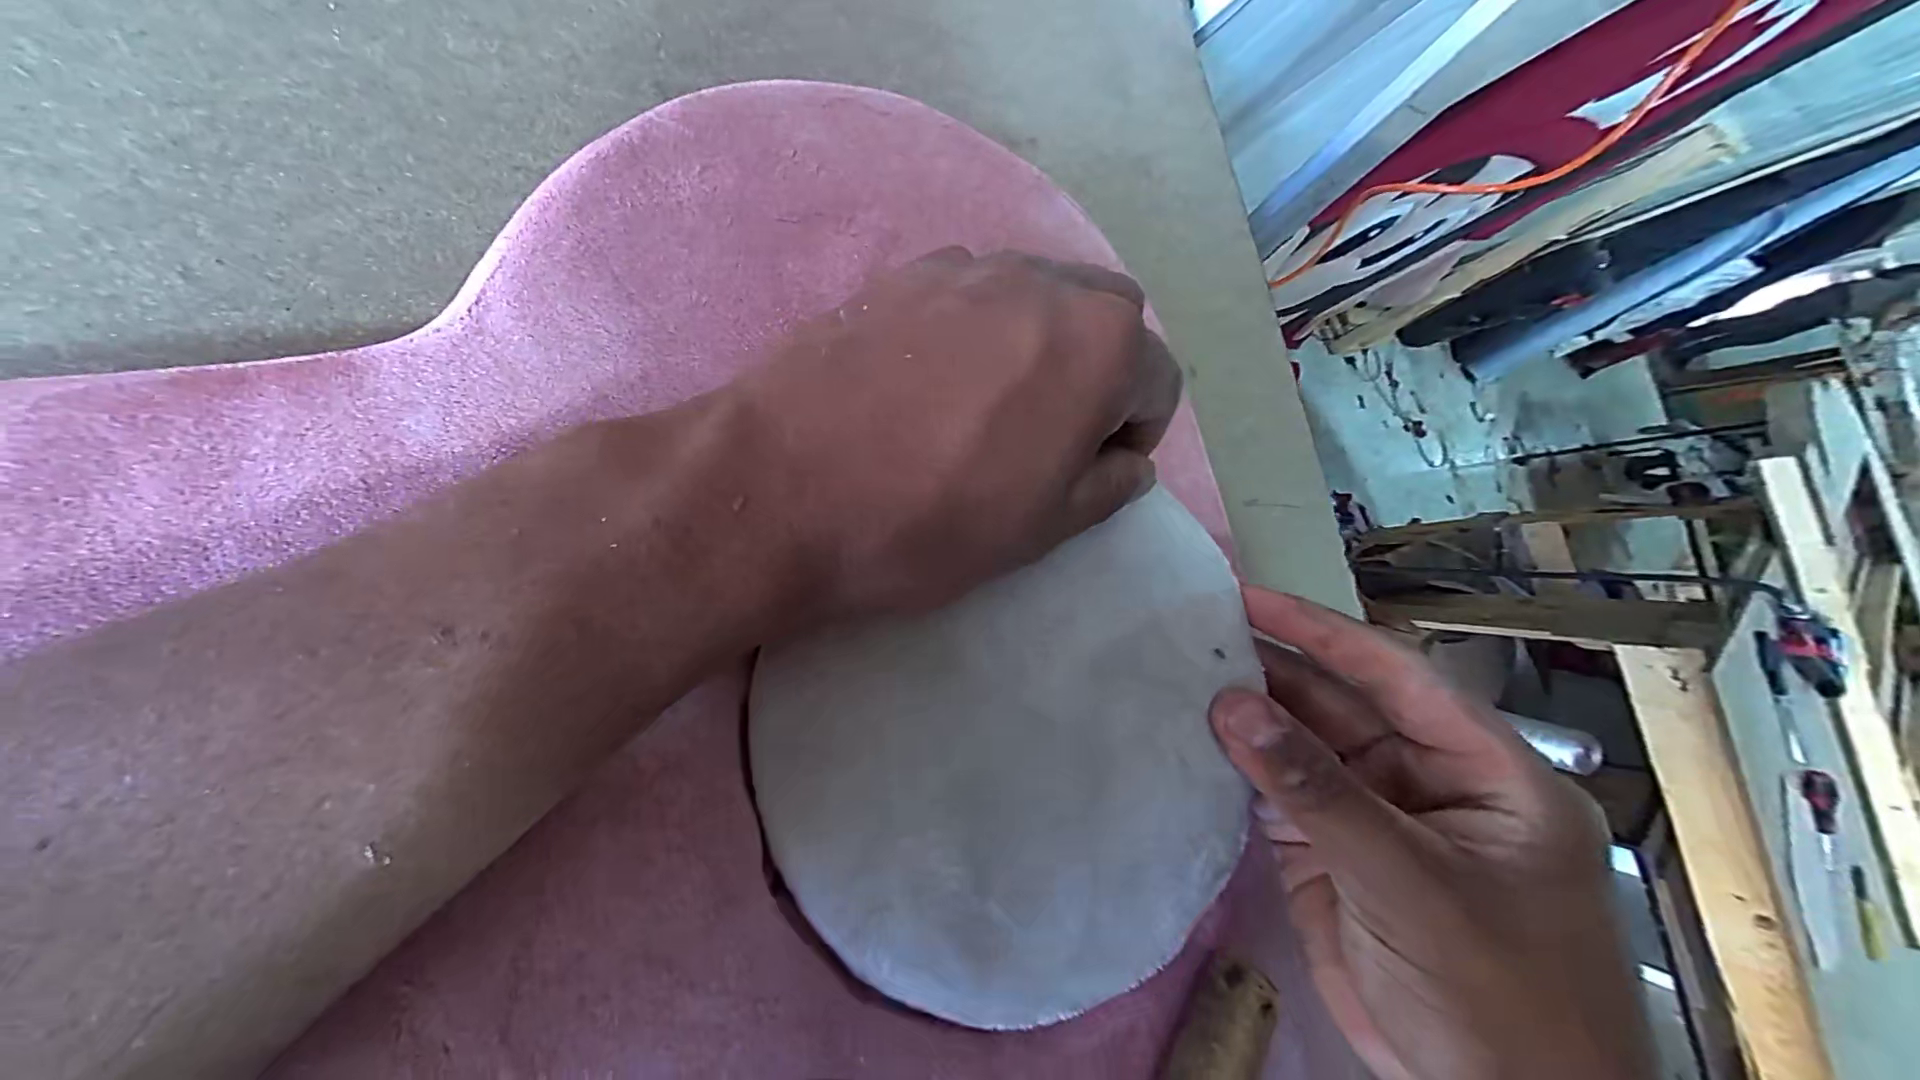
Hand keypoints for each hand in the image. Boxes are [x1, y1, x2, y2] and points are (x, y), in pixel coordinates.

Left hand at [717, 247, 1182, 618]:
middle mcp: (1040, 283)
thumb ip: (1107, 487)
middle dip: (1098, 374)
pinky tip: (928, 384)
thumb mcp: (1042, 529)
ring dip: (1038, 346)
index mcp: (1098, 343)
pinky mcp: (898, 275)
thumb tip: (1128, 464)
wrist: (778, 488)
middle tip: (1050, 435)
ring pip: (1036, 297)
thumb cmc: (929, 520)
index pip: (1157, 380)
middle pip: (1106, 319)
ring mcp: (963, 267)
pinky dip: (977, 331)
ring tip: (985, 409)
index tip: (1093, 472)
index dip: (1135, 433)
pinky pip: (968, 294)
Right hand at [1209, 588, 1652, 1079]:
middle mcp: (1421, 777)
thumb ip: (1317, 791)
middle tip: (1193, 634)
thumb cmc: (1493, 996)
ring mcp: (1370, 815)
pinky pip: (1274, 792)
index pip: (1391, 675)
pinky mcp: (1326, 850)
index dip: (1319, 630)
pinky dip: (1235, 766)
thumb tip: (1230, 705)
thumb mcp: (1408, 883)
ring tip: (1181, 675)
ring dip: (1245, 717)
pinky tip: (1192, 738)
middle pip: (1335, 705)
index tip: (1250, 598)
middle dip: (1269, 670)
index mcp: (1481, 769)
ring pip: (1298, 747)